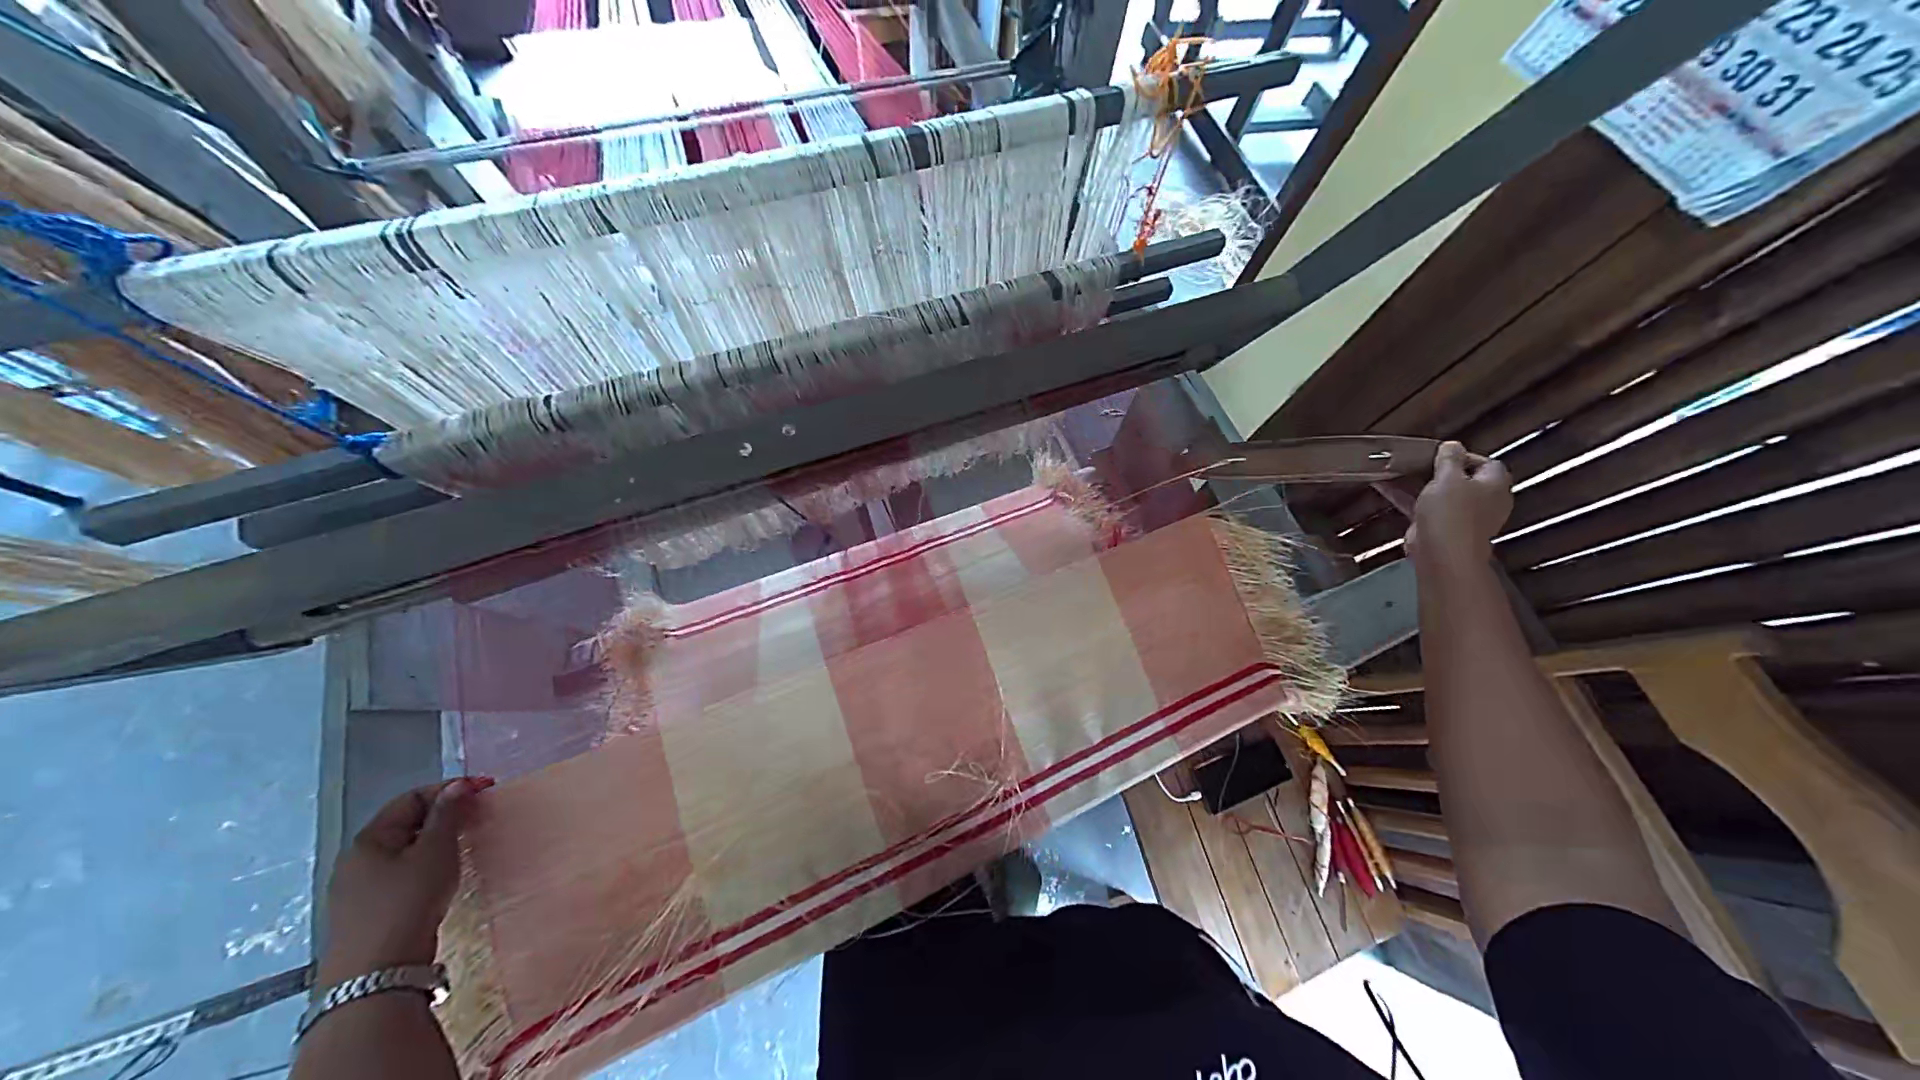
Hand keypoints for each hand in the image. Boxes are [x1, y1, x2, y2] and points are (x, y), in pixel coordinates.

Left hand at [318, 777, 492, 985]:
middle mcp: (356, 859)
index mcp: (368, 839)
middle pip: (407, 823)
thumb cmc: (407, 903)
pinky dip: (426, 865)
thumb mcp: (435, 852)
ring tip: (466, 844)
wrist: (376, 976)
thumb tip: (458, 785)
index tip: (486, 790)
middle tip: (480, 816)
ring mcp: (358, 889)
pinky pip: (401, 874)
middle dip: (445, 814)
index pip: (412, 798)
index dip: (450, 789)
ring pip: (405, 850)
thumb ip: (448, 815)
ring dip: (437, 841)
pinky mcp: (366, 913)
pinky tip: (443, 877)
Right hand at [1373, 441, 1511, 570]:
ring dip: (1415, 482)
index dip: (1464, 456)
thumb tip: (1453, 445)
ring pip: (1436, 492)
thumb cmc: (1452, 512)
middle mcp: (1481, 500)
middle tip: (1416, 461)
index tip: (1440, 453)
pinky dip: (1404, 496)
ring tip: (1394, 470)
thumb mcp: (1449, 477)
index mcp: (1494, 485)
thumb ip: (1449, 458)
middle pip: (1459, 478)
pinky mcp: (1437, 525)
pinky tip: (1382, 485)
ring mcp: (1458, 515)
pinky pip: (1421, 505)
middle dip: (1436, 469)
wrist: (1441, 553)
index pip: (1486, 463)